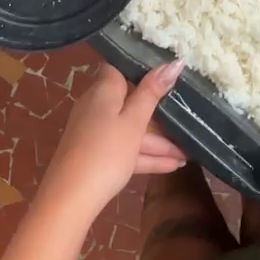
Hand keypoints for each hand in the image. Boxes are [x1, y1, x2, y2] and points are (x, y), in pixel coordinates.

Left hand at [35, 63, 186, 220]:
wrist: (71, 197)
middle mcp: (97, 105)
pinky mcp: (96, 154)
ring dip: (159, 141)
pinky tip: (173, 166)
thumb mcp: (134, 121)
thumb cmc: (106, 151)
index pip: (120, 67)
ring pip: (131, 129)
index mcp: (104, 89)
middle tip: (187, 113)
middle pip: (130, 101)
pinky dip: (146, 155)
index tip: (166, 70)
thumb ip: (153, 92)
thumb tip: (174, 62)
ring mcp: (96, 131)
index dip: (141, 66)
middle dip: (159, 112)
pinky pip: (125, 148)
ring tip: (189, 152)